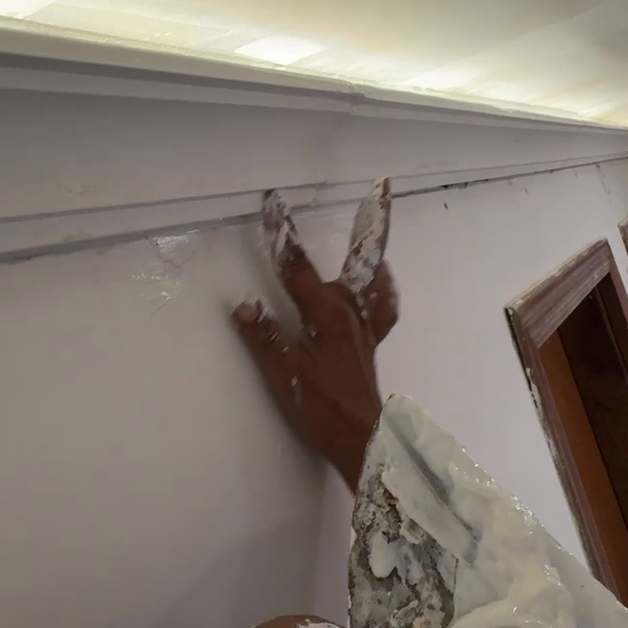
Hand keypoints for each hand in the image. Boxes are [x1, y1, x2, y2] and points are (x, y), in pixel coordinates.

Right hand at [232, 180, 397, 490]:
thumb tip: (244, 306)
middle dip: (369, 220)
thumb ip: (264, 339)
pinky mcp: (369, 339)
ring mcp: (364, 325)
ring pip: (374, 276)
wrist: (362, 441)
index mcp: (326, 315)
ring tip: (381, 217)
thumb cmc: (322, 409)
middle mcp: (351, 312)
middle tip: (384, 187)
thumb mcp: (284, 376)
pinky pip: (381, 305)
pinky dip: (382, 286)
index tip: (274, 204)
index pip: (298, 267)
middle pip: (360, 257)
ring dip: (377, 246)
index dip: (284, 235)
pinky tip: (379, 278)